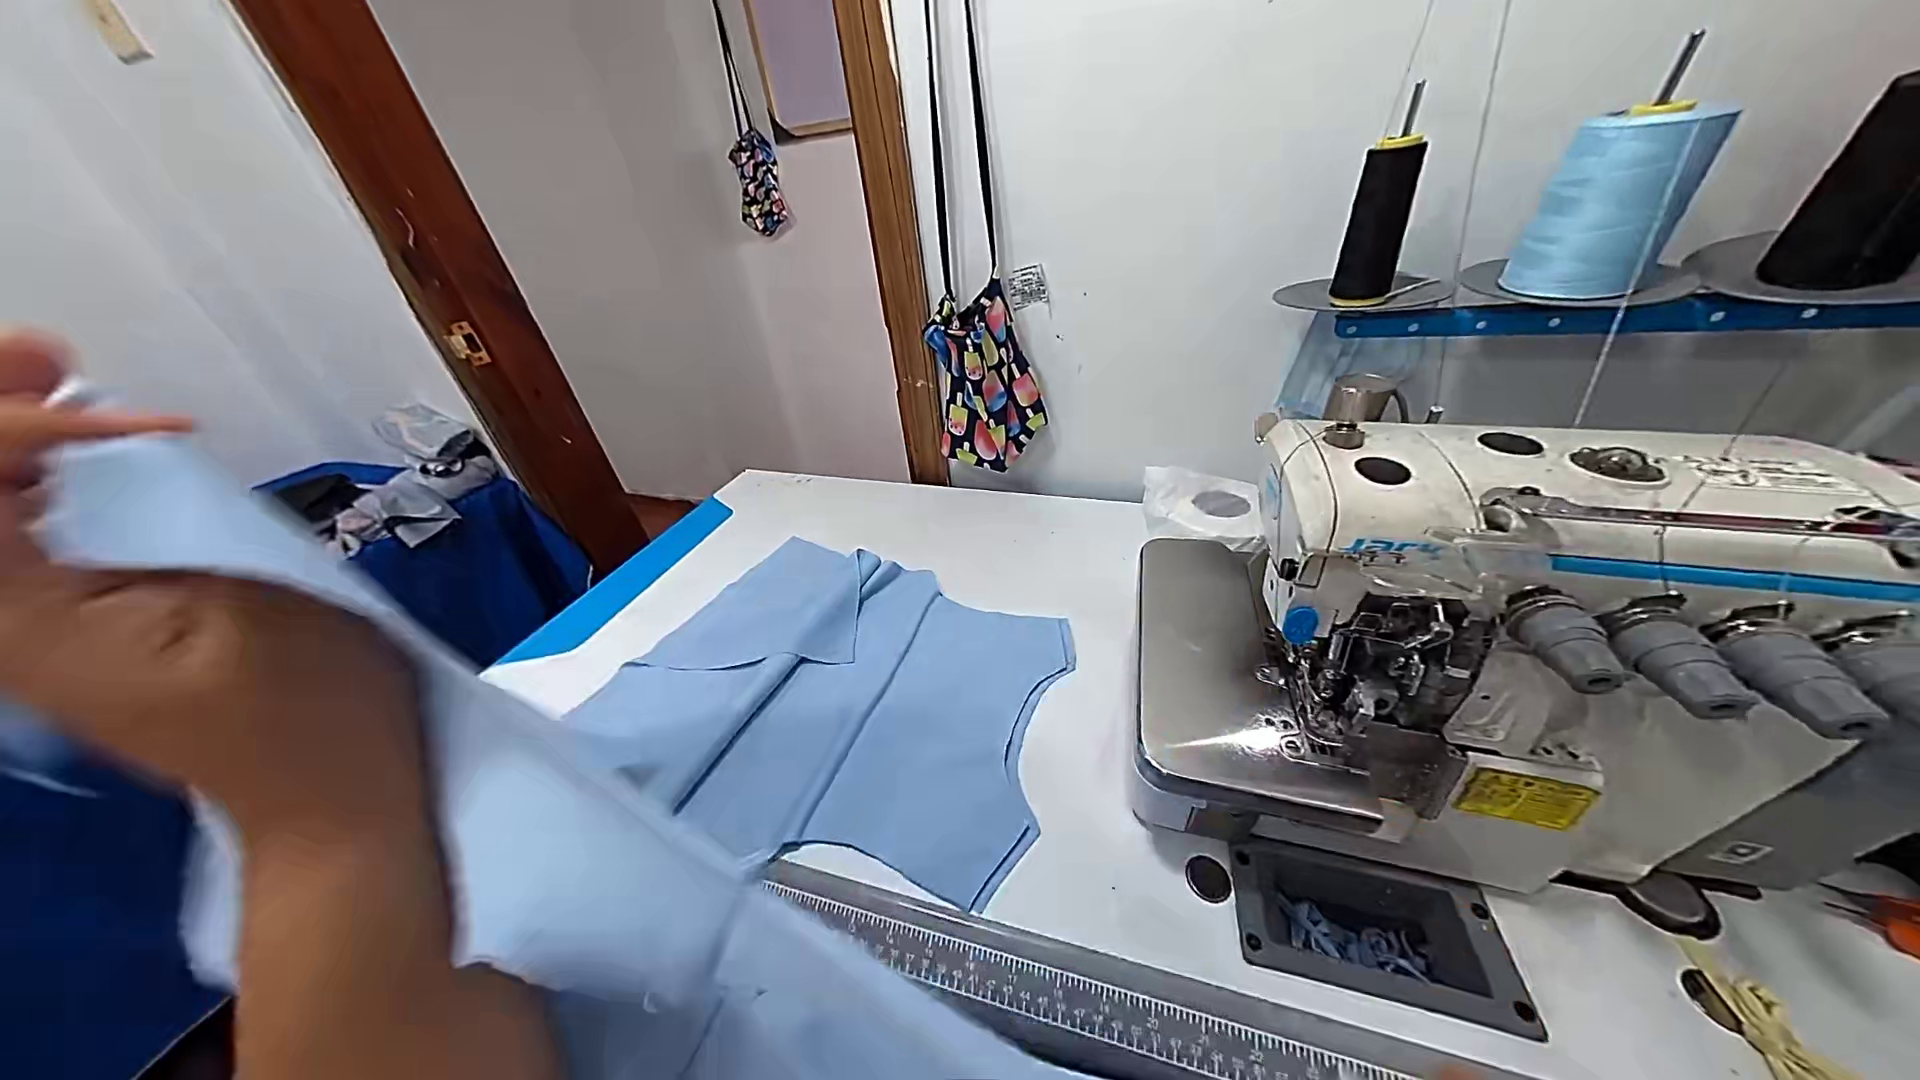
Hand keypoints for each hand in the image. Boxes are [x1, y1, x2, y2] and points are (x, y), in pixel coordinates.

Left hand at [0, 327, 430, 845]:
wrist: (334, 786)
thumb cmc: (313, 702)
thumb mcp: (242, 605)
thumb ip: (147, 527)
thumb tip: (99, 452)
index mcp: (17, 624)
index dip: (12, 428)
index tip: (138, 418)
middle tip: (45, 350)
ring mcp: (31, 636)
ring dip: (5, 444)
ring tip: (55, 377)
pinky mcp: (78, 635)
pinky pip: (20, 544)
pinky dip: (37, 486)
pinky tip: (82, 459)